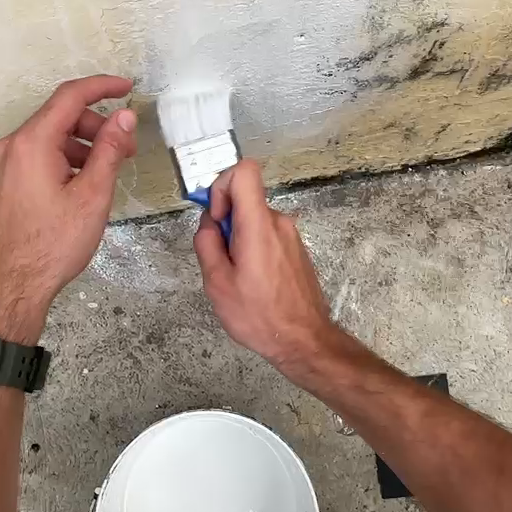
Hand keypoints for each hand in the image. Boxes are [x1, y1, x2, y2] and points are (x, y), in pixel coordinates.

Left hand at [0, 75, 137, 342]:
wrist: (9, 288)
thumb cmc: (50, 247)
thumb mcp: (92, 195)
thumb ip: (109, 150)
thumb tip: (124, 117)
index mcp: (32, 143)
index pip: (70, 96)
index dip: (102, 87)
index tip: (127, 87)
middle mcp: (11, 148)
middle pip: (59, 117)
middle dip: (96, 125)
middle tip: (126, 149)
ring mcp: (3, 167)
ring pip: (49, 139)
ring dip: (81, 145)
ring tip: (107, 172)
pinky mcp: (3, 185)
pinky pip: (37, 158)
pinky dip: (63, 160)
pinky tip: (81, 186)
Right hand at [193, 159, 343, 373]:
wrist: (304, 340)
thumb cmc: (259, 315)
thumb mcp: (217, 283)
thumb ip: (207, 244)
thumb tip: (209, 224)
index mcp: (259, 225)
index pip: (244, 171)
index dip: (221, 186)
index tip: (216, 218)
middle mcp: (279, 222)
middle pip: (245, 199)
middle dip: (225, 222)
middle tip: (222, 261)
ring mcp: (291, 235)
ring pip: (254, 220)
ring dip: (239, 240)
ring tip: (238, 277)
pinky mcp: (296, 249)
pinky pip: (267, 235)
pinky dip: (253, 249)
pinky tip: (254, 282)